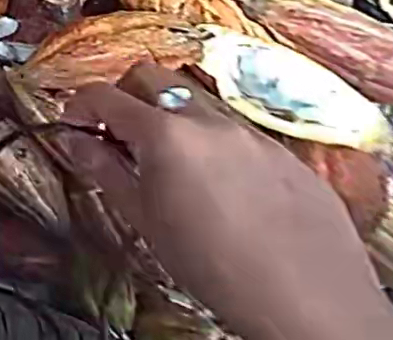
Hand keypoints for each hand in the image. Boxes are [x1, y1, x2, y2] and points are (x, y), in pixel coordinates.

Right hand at [59, 62, 392, 339]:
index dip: (78, 104)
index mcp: (165, 133)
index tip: (72, 123)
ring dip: (174, 118)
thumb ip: (101, 167)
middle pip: (151, 77)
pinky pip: (242, 136)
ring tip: (174, 161)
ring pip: (199, 104)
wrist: (320, 320)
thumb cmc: (213, 267)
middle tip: (119, 129)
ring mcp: (258, 138)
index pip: (103, 94)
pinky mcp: (296, 162)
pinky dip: (218, 145)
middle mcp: (210, 121)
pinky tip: (225, 186)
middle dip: (125, 94)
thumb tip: (72, 137)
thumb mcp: (142, 217)